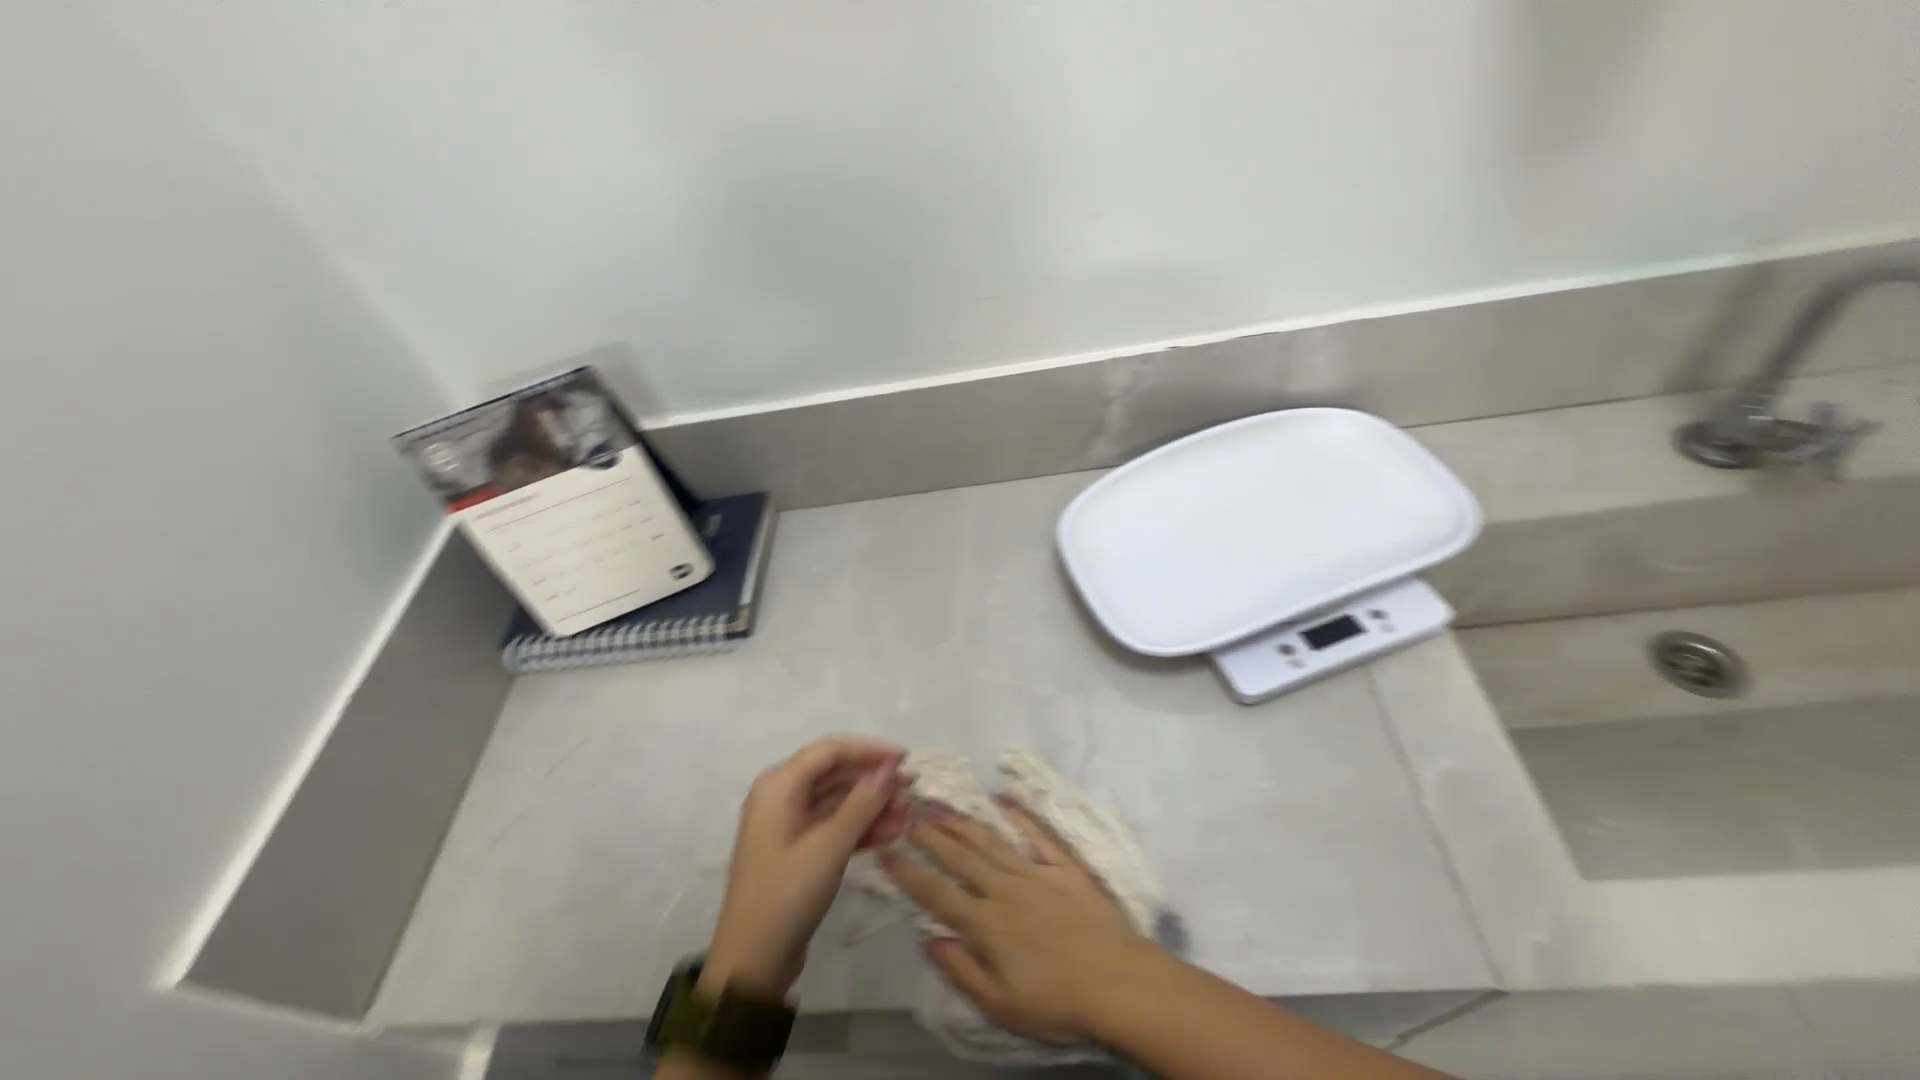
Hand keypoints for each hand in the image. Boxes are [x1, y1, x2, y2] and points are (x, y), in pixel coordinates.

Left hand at [703, 736, 909, 999]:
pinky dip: (860, 828)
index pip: (830, 751)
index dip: (869, 751)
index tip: (906, 760)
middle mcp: (781, 796)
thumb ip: (862, 803)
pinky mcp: (799, 849)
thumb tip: (890, 767)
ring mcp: (789, 824)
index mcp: (778, 785)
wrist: (753, 959)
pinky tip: (891, 834)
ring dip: (872, 806)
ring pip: (838, 802)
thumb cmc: (787, 894)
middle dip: (874, 781)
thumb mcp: (829, 847)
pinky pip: (834, 826)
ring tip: (908, 815)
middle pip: (835, 774)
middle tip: (913, 790)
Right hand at [883, 798, 1156, 1043]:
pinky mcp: (1066, 869)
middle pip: (961, 857)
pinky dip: (1018, 816)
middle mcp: (1005, 890)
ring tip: (940, 804)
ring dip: (963, 822)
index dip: (909, 873)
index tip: (885, 851)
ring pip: (992, 841)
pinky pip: (1038, 836)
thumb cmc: (1058, 1003)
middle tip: (907, 810)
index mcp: (986, 924)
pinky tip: (1002, 800)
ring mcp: (1037, 874)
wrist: (1120, 984)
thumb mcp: (1001, 1005)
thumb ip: (962, 970)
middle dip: (930, 834)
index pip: (938, 893)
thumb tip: (929, 941)